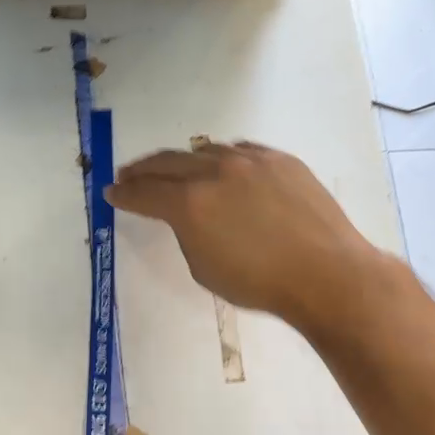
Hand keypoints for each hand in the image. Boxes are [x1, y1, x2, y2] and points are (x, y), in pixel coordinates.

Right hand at [105, 140, 414, 332]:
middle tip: (129, 174)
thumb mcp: (204, 268)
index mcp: (190, 204)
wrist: (323, 272)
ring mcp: (251, 161)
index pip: (145, 193)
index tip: (111, 192)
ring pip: (206, 151)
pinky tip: (222, 167)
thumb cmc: (257, 283)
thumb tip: (190, 217)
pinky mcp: (281, 160)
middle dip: (145, 170)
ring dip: (183, 160)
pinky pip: (241, 151)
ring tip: (174, 169)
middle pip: (169, 162)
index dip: (124, 194)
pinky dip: (222, 158)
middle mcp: (216, 172)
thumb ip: (188, 233)